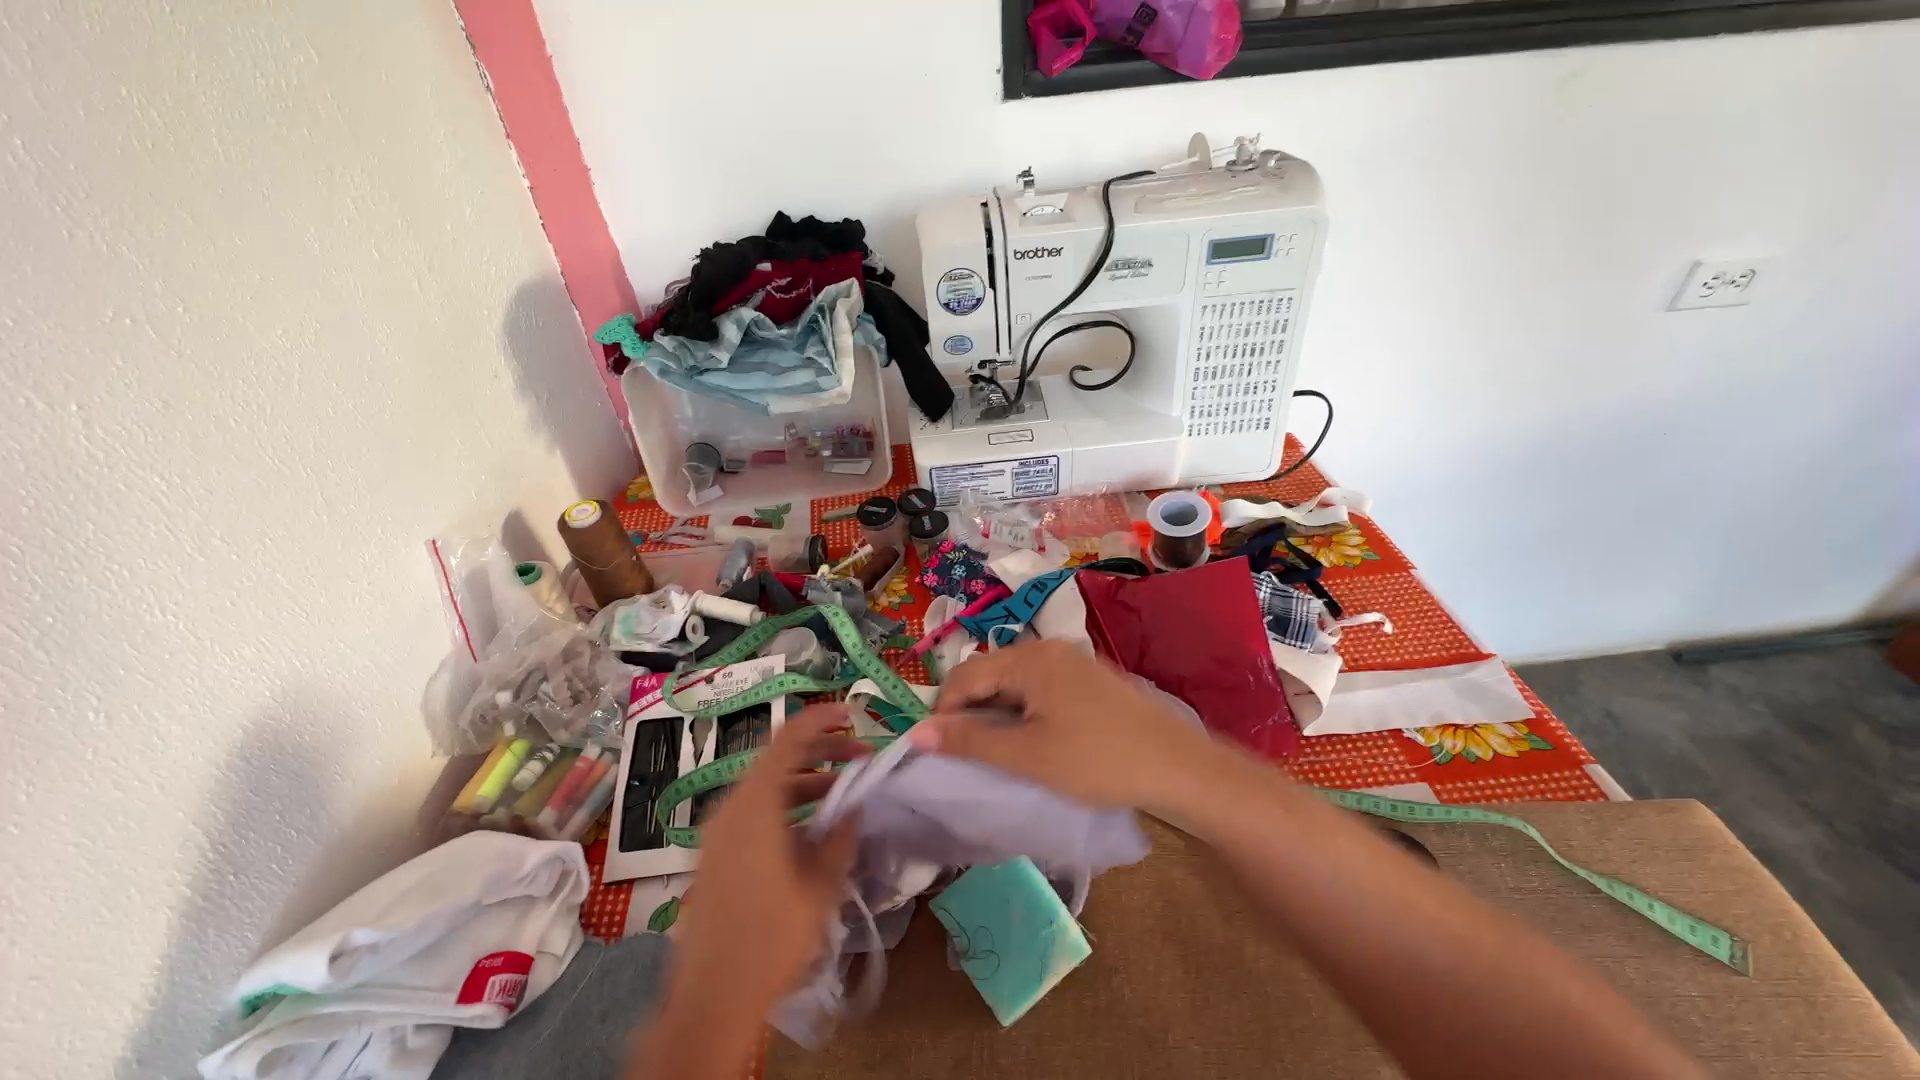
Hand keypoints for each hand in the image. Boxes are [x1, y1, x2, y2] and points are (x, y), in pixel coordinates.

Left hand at [636, 706, 865, 1076]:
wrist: (712, 996)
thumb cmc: (772, 938)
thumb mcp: (821, 886)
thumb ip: (841, 837)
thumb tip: (854, 807)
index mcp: (755, 804)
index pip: (789, 740)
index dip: (822, 719)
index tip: (855, 713)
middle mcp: (730, 807)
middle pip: (778, 760)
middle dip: (822, 752)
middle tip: (862, 757)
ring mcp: (718, 831)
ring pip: (767, 787)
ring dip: (806, 782)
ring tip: (845, 794)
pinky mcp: (716, 853)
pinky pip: (754, 811)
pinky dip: (786, 806)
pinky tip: (814, 828)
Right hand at [922, 640, 1217, 812]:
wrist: (1176, 766)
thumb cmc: (1096, 760)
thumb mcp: (1026, 756)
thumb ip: (970, 742)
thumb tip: (917, 733)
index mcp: (1029, 659)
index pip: (964, 675)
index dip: (944, 711)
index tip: (938, 750)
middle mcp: (1048, 649)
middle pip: (988, 673)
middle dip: (970, 711)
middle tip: (967, 754)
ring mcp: (1071, 661)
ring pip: (1013, 682)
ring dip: (996, 713)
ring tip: (997, 752)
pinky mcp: (1087, 679)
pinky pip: (1038, 687)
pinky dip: (1022, 711)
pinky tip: (1030, 741)